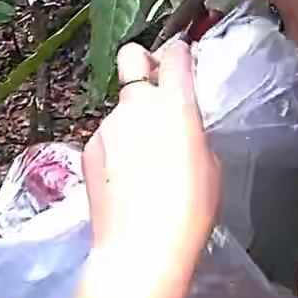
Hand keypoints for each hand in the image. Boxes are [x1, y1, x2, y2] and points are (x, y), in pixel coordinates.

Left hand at [81, 42, 219, 276]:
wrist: (140, 247)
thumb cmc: (189, 209)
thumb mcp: (210, 165)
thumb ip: (191, 131)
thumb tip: (177, 126)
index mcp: (174, 105)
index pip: (174, 53)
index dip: (178, 50)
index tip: (181, 55)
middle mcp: (135, 106)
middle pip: (132, 57)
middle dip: (142, 61)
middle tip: (154, 84)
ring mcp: (106, 125)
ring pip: (120, 107)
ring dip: (132, 120)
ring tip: (145, 161)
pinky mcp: (88, 147)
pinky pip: (107, 136)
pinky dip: (116, 147)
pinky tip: (125, 179)